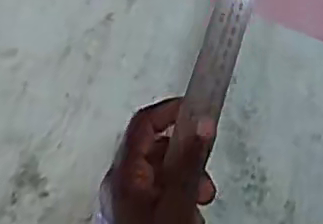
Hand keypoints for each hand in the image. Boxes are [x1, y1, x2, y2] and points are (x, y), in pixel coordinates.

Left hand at [100, 98, 217, 223]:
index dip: (170, 110)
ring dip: (183, 179)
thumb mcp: (177, 204)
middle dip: (184, 154)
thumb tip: (203, 122)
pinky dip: (174, 197)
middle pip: (153, 149)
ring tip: (200, 202)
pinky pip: (154, 196)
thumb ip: (190, 163)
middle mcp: (117, 185)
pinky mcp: (128, 221)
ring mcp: (121, 205)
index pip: (143, 122)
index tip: (196, 110)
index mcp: (123, 174)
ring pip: (156, 174)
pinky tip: (188, 217)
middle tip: (205, 171)